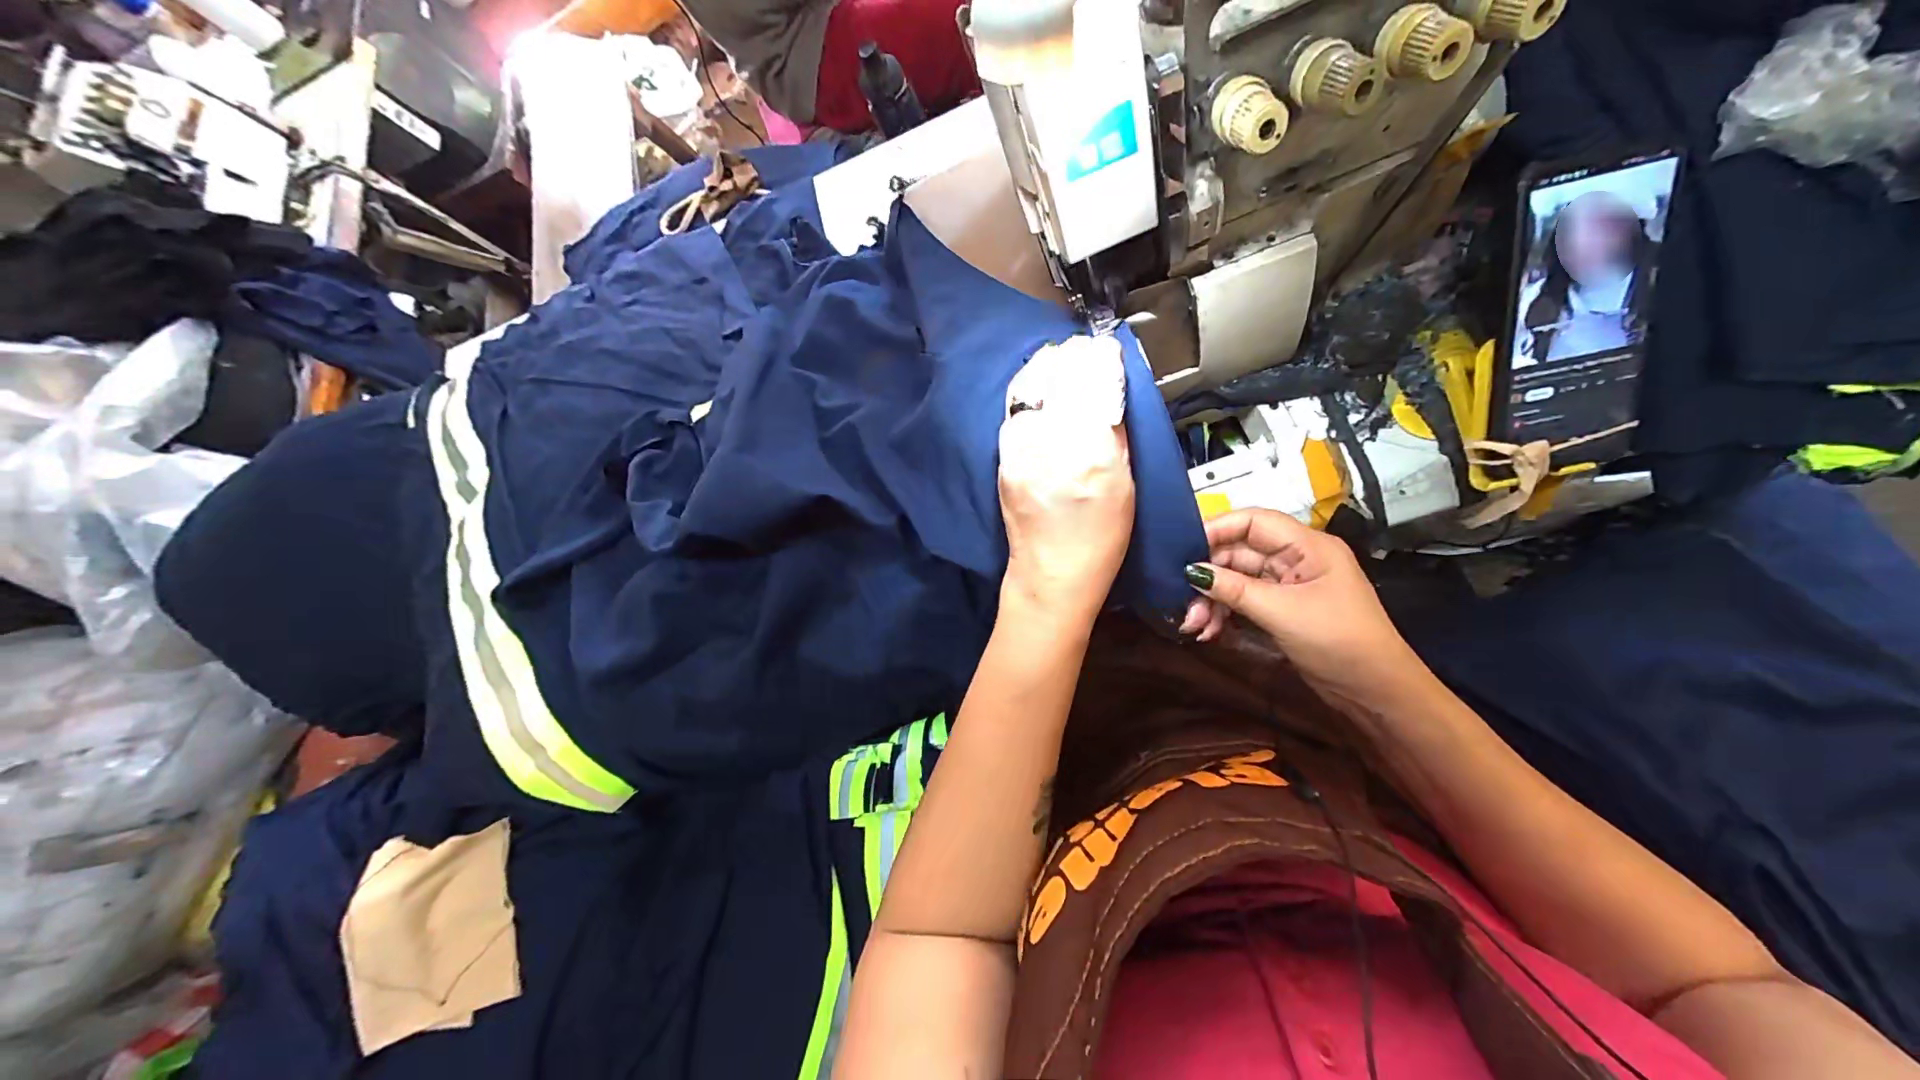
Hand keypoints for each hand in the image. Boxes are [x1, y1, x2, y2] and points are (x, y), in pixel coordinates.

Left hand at [997, 337, 1135, 628]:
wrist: (1051, 573)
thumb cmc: (1099, 539)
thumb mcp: (1126, 483)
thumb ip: (1116, 432)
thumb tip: (1111, 390)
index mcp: (1090, 451)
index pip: (1092, 379)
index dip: (1099, 357)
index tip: (1106, 350)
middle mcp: (1050, 443)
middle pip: (1057, 373)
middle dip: (1074, 356)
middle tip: (1086, 354)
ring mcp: (1020, 449)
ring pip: (1030, 384)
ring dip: (1048, 367)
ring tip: (1063, 366)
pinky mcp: (1003, 457)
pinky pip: (1015, 409)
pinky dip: (1029, 391)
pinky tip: (1041, 392)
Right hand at [1179, 508, 1423, 705]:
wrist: (1376, 692)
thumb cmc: (1338, 642)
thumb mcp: (1281, 612)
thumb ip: (1234, 589)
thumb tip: (1190, 571)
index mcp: (1308, 546)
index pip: (1253, 521)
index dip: (1215, 529)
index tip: (1180, 549)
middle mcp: (1296, 558)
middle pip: (1239, 552)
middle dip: (1208, 575)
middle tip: (1182, 600)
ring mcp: (1288, 584)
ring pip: (1236, 578)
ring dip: (1212, 599)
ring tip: (1194, 625)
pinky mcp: (1281, 608)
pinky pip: (1243, 599)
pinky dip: (1224, 612)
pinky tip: (1209, 631)